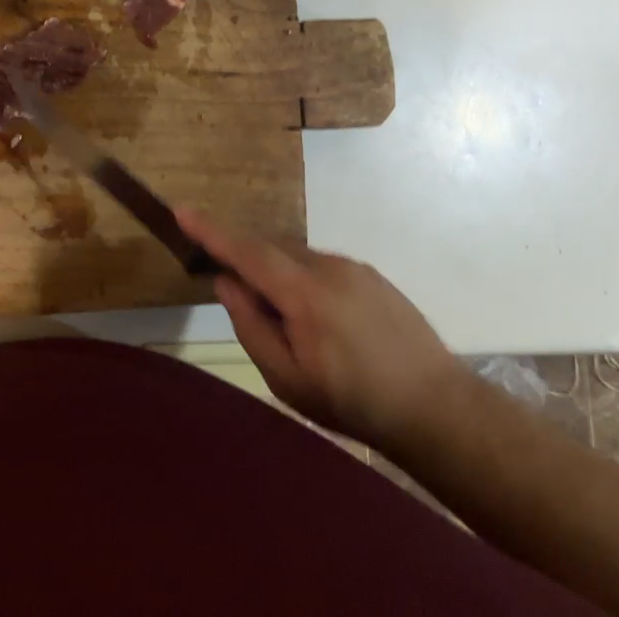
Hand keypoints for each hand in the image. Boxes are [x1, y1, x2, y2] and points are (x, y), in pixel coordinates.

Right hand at [179, 210, 472, 449]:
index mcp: (304, 293)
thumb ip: (250, 326)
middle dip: (243, 258)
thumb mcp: (286, 378)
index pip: (246, 251)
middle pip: (270, 249)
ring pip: (297, 257)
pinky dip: (301, 279)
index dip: (211, 231)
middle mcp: (330, 267)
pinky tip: (313, 319)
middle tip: (231, 292)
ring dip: (275, 273)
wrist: (436, 408)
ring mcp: (356, 269)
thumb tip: (227, 283)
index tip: (181, 210)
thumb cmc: (352, 401)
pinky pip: (322, 266)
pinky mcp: (373, 278)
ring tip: (281, 321)